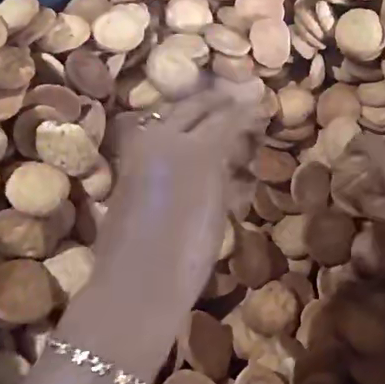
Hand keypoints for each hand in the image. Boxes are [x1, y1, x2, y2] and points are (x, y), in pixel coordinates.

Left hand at [98, 88, 260, 308]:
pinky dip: (171, 129)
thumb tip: (231, 156)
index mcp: (196, 150)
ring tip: (208, 112)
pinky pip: (153, 135)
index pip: (226, 118)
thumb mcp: (218, 210)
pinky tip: (181, 138)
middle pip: (193, 107)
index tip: (259, 105)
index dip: (245, 111)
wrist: (137, 284)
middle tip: (234, 99)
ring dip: (190, 110)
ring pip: (168, 116)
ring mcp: (140, 152)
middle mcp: (165, 140)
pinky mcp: (125, 168)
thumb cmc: (189, 254)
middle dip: (216, 101)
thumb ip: (223, 174)